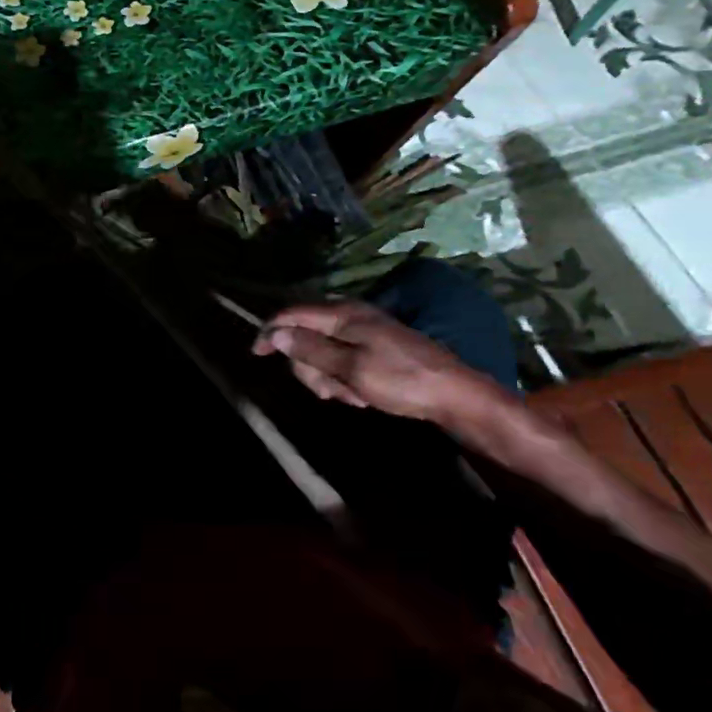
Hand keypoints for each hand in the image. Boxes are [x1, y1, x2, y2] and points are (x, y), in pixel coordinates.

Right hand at [252, 300, 499, 422]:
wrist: (455, 395)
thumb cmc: (401, 380)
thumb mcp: (351, 368)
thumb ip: (311, 349)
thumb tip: (276, 333)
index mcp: (342, 314)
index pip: (291, 314)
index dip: (270, 332)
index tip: (256, 355)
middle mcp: (349, 316)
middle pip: (305, 337)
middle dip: (310, 368)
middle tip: (329, 393)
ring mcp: (362, 332)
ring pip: (323, 354)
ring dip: (329, 379)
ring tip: (353, 397)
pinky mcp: (373, 348)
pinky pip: (342, 361)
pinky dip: (345, 380)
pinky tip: (362, 396)